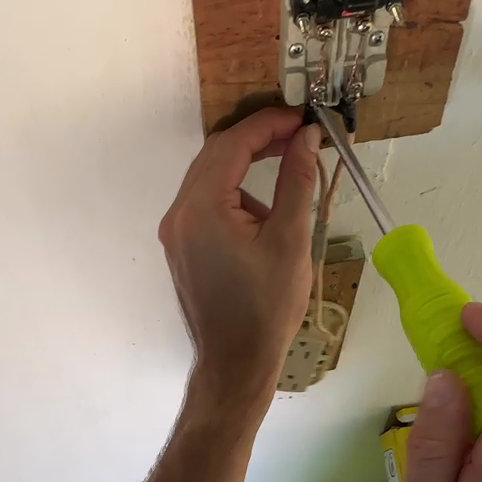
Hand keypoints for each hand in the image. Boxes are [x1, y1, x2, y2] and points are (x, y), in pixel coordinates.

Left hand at [157, 107, 319, 398]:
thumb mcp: (290, 241)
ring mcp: (175, 234)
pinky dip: (234, 197)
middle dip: (256, 141)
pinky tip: (264, 218)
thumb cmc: (264, 309)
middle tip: (296, 136)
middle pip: (215, 156)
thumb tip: (305, 139)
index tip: (301, 118)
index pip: (232, 144)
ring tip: (287, 174)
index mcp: (201, 209)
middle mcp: (178, 216)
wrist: (235, 362)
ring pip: (209, 180)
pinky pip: (205, 206)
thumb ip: (297, 181)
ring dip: (245, 169)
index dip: (268, 124)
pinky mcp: (182, 250)